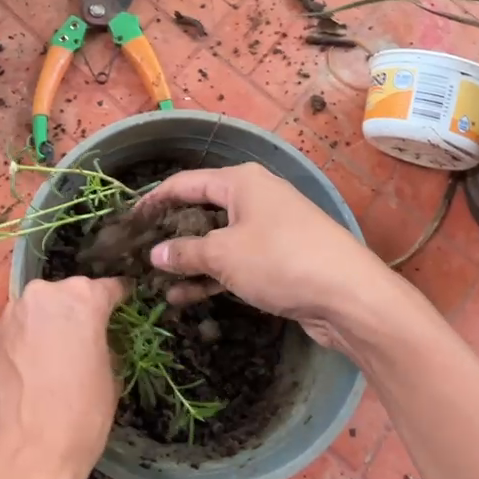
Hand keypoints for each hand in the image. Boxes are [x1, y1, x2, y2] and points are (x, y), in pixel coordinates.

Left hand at [0, 275, 126, 478]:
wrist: (26, 454)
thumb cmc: (81, 416)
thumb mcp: (112, 375)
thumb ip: (106, 341)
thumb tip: (100, 336)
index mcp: (82, 298)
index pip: (110, 287)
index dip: (121, 299)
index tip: (126, 308)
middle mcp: (46, 293)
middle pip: (72, 293)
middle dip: (83, 310)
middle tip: (91, 337)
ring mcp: (16, 310)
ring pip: (44, 307)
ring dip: (54, 321)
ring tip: (62, 352)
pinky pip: (24, 323)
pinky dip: (33, 335)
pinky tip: (39, 362)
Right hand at [136, 163, 397, 353]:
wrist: (350, 296)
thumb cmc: (282, 260)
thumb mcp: (225, 254)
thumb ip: (186, 252)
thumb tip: (155, 253)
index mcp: (241, 181)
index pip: (184, 183)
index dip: (154, 201)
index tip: (128, 222)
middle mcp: (255, 198)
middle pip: (201, 210)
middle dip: (170, 234)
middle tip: (139, 255)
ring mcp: (269, 230)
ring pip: (217, 241)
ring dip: (189, 261)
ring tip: (155, 282)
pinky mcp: (278, 260)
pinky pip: (235, 262)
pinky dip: (212, 276)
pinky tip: (185, 297)